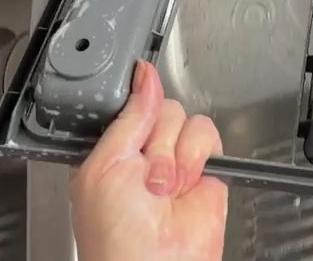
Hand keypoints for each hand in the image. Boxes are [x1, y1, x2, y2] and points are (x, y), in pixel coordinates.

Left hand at [70, 60, 227, 260]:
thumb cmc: (116, 238)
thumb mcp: (105, 167)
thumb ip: (128, 116)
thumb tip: (144, 74)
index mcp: (111, 152)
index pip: (128, 104)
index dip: (133, 103)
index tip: (136, 105)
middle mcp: (143, 154)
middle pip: (159, 107)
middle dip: (154, 140)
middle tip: (145, 176)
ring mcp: (175, 161)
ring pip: (183, 118)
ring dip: (175, 153)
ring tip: (166, 188)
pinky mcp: (206, 168)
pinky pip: (207, 133)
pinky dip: (198, 155)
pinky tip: (186, 184)